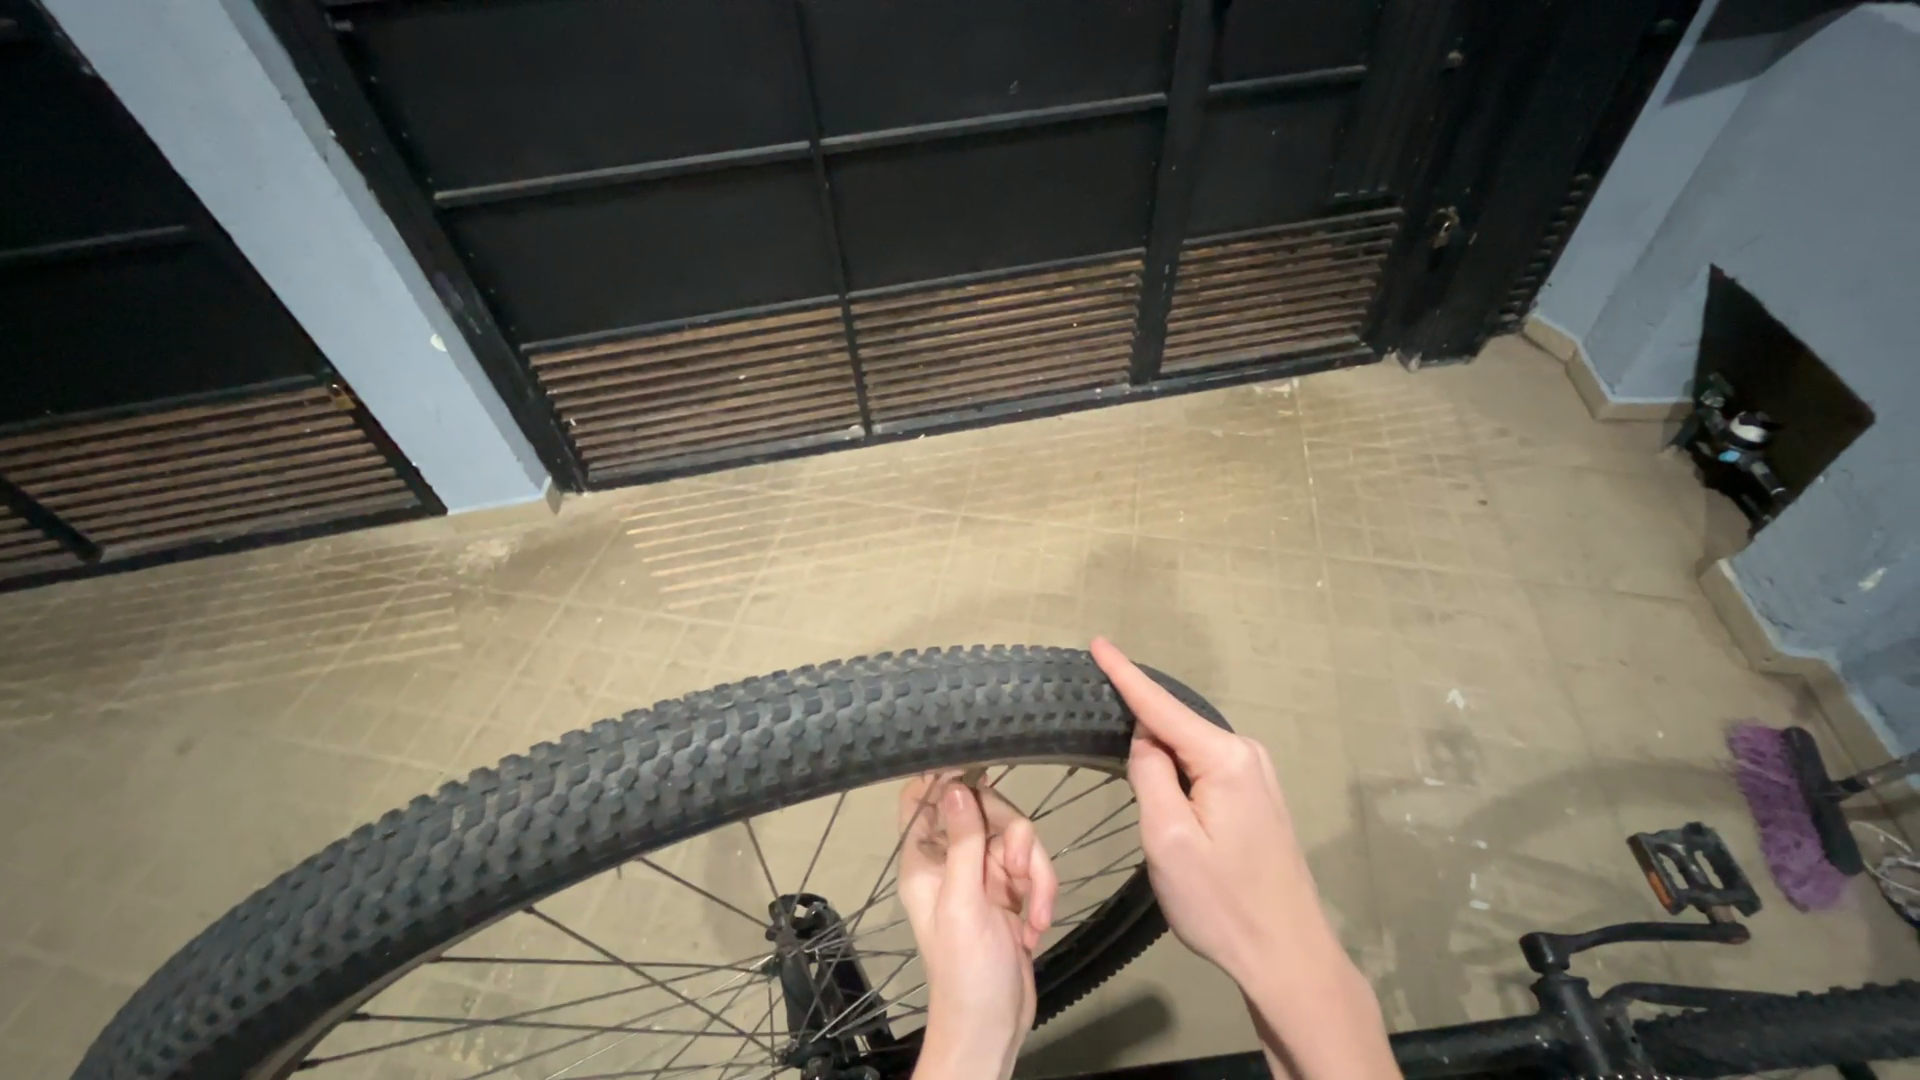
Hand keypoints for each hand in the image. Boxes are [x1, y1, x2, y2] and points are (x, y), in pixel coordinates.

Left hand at [898, 775, 1057, 1079]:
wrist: (994, 1026)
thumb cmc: (965, 970)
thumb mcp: (962, 903)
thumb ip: (962, 842)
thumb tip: (955, 784)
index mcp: (924, 857)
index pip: (921, 796)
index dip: (945, 778)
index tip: (979, 774)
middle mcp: (950, 856)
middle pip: (983, 806)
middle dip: (1011, 835)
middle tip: (1015, 869)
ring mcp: (981, 871)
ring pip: (1014, 835)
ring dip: (1034, 873)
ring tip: (1034, 913)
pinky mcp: (1009, 888)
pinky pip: (1031, 865)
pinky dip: (1041, 892)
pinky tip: (1036, 927)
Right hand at [1090, 638, 1332, 984]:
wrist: (1288, 957)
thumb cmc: (1221, 902)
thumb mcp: (1168, 839)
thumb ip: (1150, 775)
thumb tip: (1144, 739)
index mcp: (1225, 759)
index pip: (1161, 706)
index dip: (1125, 674)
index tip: (1098, 642)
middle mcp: (1246, 754)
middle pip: (1176, 724)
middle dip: (1138, 719)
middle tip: (1098, 725)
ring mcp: (1256, 775)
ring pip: (1189, 746)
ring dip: (1158, 749)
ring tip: (1125, 760)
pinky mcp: (1257, 796)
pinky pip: (1204, 764)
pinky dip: (1177, 765)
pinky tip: (1163, 781)